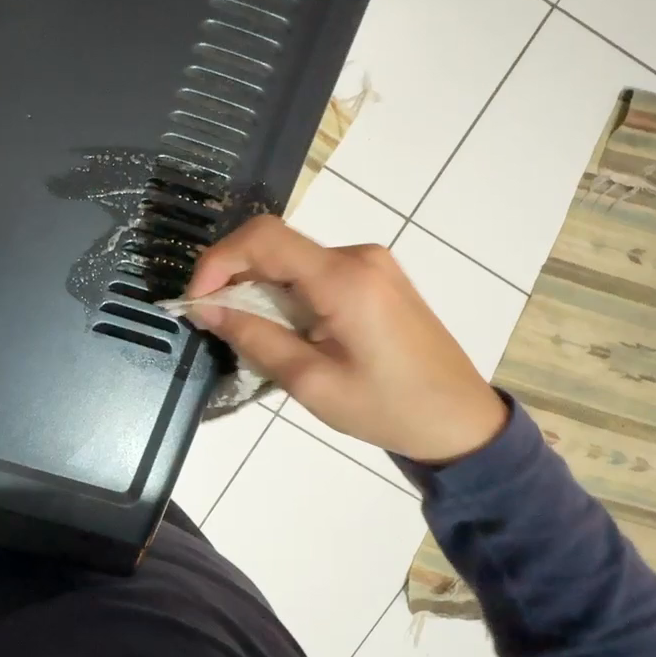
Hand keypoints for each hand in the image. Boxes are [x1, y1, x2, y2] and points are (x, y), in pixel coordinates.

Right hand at [183, 216, 508, 464]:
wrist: (458, 418)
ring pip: (288, 260)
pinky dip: (281, 294)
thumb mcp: (309, 381)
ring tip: (246, 334)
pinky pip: (310, 273)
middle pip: (273, 245)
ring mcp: (369, 264)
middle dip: (231, 278)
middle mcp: (357, 257)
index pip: (263, 238)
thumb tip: (204, 308)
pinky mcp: (372, 277)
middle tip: (213, 322)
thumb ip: (254, 337)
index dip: (217, 261)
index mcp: (344, 279)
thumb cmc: (386, 407)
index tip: (197, 302)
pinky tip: (280, 331)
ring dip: (255, 289)